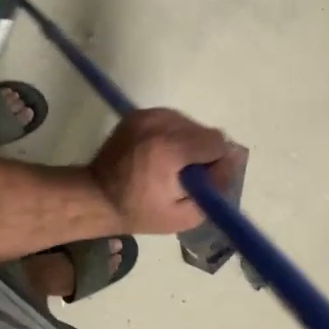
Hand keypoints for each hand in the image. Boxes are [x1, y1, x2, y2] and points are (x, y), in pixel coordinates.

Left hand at [88, 108, 240, 233]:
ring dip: (189, 142)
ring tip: (172, 165)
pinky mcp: (138, 114)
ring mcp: (147, 115)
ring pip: (189, 123)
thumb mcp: (184, 214)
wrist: (96, 195)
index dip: (217, 162)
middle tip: (187, 175)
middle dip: (203, 152)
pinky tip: (162, 154)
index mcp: (170, 148)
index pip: (216, 142)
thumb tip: (232, 165)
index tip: (205, 179)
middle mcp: (160, 123)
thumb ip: (215, 188)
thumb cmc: (139, 211)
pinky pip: (171, 120)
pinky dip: (173, 135)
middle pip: (203, 131)